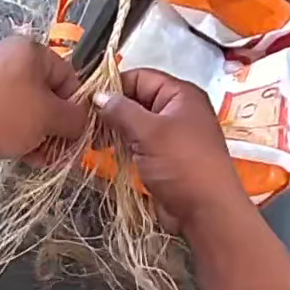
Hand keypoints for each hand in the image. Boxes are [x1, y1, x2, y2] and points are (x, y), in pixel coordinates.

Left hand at [0, 37, 89, 168]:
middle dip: (56, 126)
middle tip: (59, 151)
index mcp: (30, 49)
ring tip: (41, 158)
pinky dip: (18, 134)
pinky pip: (6, 116)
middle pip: (47, 94)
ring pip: (27, 109)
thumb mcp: (50, 117)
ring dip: (39, 135)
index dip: (77, 107)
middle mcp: (8, 57)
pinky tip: (23, 155)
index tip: (78, 133)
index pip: (69, 76)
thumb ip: (76, 118)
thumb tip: (84, 122)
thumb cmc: (4, 115)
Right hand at [92, 69, 253, 237]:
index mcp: (180, 95)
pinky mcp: (163, 159)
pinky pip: (138, 145)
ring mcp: (170, 136)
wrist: (206, 211)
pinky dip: (122, 146)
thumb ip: (121, 110)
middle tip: (83, 121)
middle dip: (111, 110)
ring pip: (135, 124)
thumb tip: (98, 96)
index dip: (114, 85)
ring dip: (114, 130)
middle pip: (136, 100)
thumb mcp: (150, 132)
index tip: (86, 98)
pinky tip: (103, 151)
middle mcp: (176, 111)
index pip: (140, 77)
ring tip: (89, 137)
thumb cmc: (182, 165)